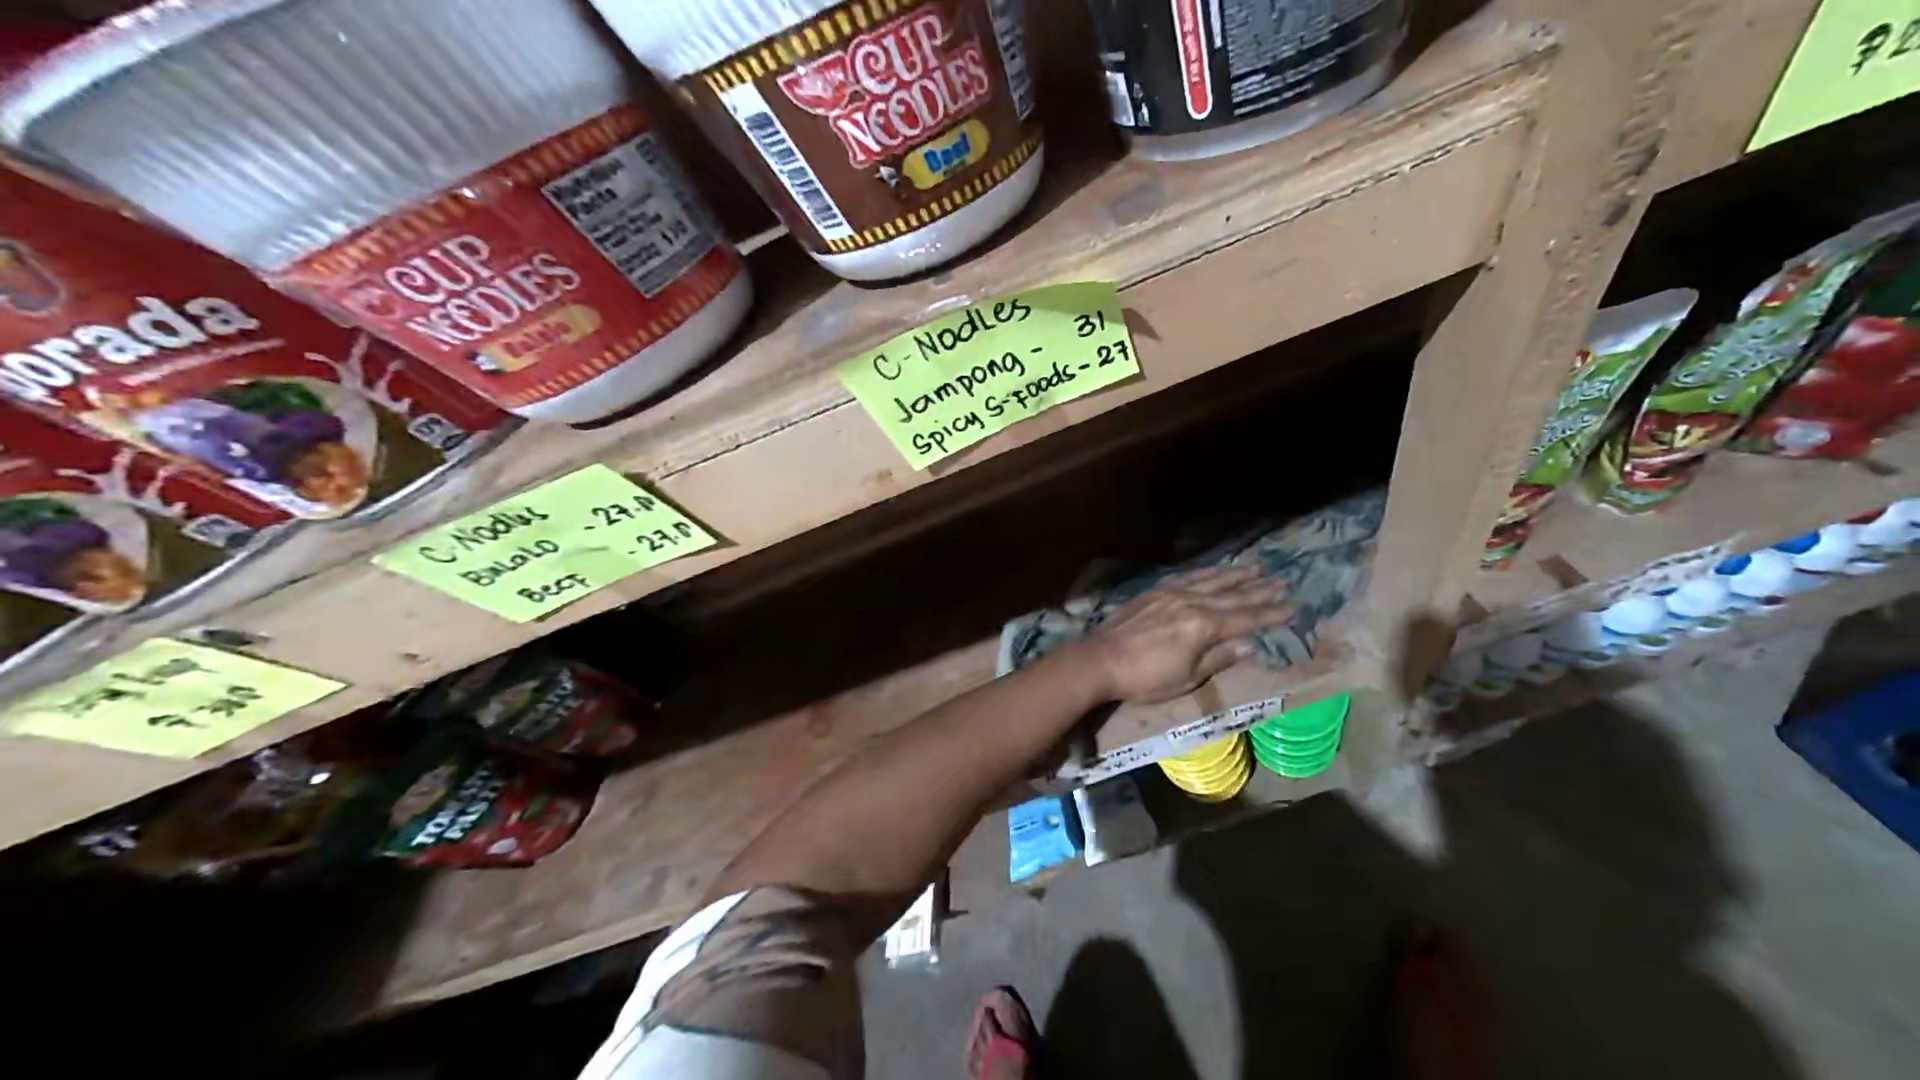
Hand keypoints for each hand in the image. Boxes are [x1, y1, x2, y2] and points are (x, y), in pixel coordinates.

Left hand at [1076, 565, 1294, 704]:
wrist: (1100, 660)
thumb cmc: (1144, 678)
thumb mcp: (1187, 678)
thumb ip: (1219, 659)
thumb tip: (1249, 645)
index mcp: (1203, 627)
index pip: (1245, 619)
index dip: (1271, 614)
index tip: (1294, 607)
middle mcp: (1191, 603)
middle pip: (1232, 595)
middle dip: (1259, 590)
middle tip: (1282, 581)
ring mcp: (1171, 594)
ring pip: (1210, 580)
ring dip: (1235, 574)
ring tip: (1256, 567)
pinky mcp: (1154, 592)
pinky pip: (1186, 577)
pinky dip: (1205, 573)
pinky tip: (1213, 570)